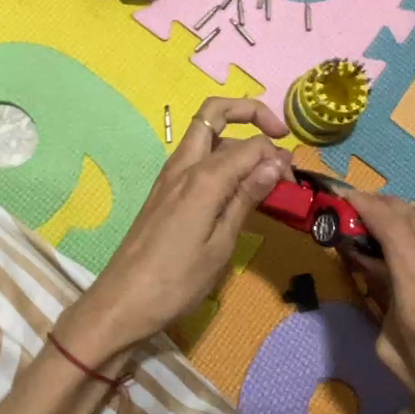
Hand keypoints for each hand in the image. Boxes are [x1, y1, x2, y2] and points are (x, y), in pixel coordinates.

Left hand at [53, 97, 291, 366]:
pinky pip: (195, 155)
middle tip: (279, 134)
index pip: (250, 145)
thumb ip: (246, 199)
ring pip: (204, 132)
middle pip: (215, 112)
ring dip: (234, 133)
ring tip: (262, 163)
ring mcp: (170, 175)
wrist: (123, 301)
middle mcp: (184, 165)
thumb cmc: (177, 281)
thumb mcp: (221, 245)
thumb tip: (274, 165)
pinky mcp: (164, 189)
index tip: (292, 182)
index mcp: (203, 177)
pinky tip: (236, 182)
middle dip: (250, 112)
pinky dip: (220, 154)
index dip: (277, 157)